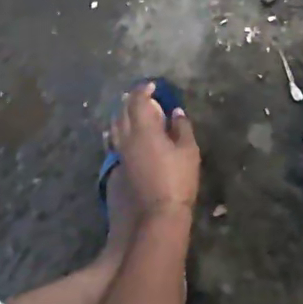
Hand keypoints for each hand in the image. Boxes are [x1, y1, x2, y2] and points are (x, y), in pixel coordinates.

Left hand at [112, 83, 200, 216]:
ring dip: (122, 115)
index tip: (152, 86)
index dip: (143, 90)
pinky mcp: (117, 168)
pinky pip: (114, 142)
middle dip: (131, 100)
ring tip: (131, 113)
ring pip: (115, 126)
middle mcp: (127, 137)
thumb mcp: (188, 151)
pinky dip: (118, 132)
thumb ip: (181, 128)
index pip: (137, 100)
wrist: (156, 217)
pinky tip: (124, 137)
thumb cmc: (176, 180)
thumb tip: (176, 112)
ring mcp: (120, 154)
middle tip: (142, 97)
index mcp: (143, 128)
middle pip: (122, 111)